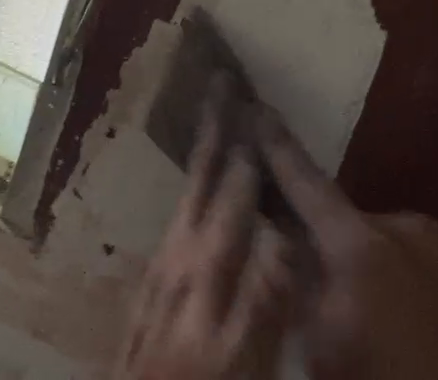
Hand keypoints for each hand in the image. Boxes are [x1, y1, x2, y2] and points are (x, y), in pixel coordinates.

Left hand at [117, 89, 294, 378]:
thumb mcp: (243, 358)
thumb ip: (264, 298)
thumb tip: (284, 237)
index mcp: (205, 263)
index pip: (230, 192)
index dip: (244, 147)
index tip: (250, 103)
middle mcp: (178, 249)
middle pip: (198, 176)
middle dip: (211, 128)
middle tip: (219, 84)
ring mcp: (161, 261)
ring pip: (184, 191)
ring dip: (198, 151)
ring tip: (211, 122)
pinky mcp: (153, 278)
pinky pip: (176, 212)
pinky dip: (190, 185)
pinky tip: (196, 191)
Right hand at [257, 115, 437, 379]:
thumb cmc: (395, 376)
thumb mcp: (325, 344)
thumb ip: (298, 287)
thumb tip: (279, 245)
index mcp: (360, 241)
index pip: (306, 182)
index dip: (276, 146)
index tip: (257, 107)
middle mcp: (408, 227)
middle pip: (351, 226)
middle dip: (335, 249)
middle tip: (330, 292)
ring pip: (393, 248)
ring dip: (379, 271)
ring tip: (381, 320)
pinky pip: (434, 269)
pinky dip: (417, 288)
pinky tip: (420, 327)